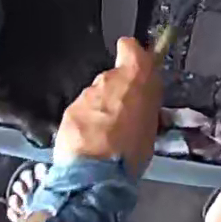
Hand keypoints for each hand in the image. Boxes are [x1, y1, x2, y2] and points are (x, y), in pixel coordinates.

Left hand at [54, 38, 161, 174]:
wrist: (95, 175)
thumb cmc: (133, 150)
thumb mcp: (152, 124)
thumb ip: (146, 103)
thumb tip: (143, 97)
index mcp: (135, 78)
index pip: (129, 46)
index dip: (132, 54)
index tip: (137, 67)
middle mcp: (107, 80)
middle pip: (113, 76)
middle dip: (118, 92)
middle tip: (125, 115)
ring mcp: (85, 95)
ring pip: (96, 96)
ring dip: (101, 109)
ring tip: (107, 135)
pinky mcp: (68, 112)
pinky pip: (82, 112)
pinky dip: (86, 122)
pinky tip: (91, 142)